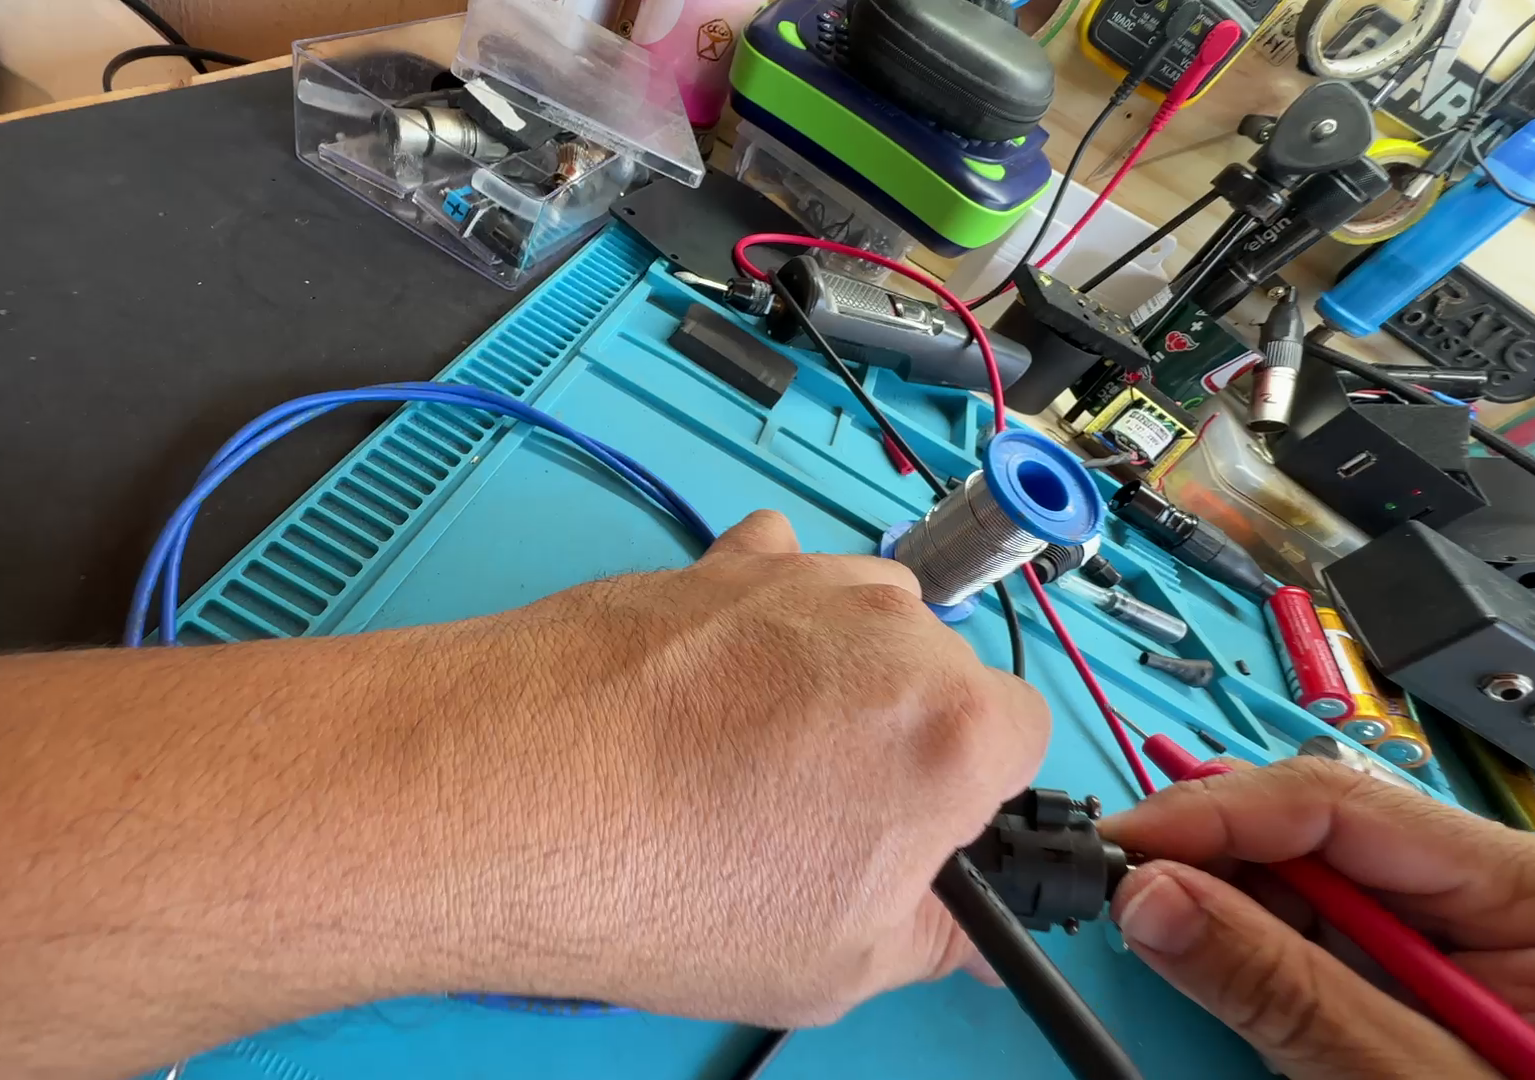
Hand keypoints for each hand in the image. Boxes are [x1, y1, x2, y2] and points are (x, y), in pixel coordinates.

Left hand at [432, 510, 1049, 1025]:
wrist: (512, 790)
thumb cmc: (662, 879)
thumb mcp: (838, 962)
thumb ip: (936, 931)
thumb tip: (963, 922)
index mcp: (950, 725)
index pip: (1021, 736)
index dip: (971, 787)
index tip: (918, 818)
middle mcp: (885, 627)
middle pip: (937, 670)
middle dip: (900, 726)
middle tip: (815, 792)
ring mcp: (798, 579)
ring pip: (863, 616)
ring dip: (833, 668)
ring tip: (751, 736)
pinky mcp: (720, 558)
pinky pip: (779, 568)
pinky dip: (766, 612)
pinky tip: (716, 667)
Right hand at [1100, 757, 1534, 1077]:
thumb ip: (1289, 994)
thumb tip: (1144, 899)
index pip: (1337, 801)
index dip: (1210, 812)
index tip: (1122, 845)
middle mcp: (1500, 889)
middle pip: (1307, 828)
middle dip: (1208, 859)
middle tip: (1131, 900)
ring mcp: (1461, 925)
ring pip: (1295, 872)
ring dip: (1222, 904)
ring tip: (1178, 942)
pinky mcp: (1421, 960)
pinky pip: (1309, 921)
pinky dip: (1252, 941)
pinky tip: (1230, 965)